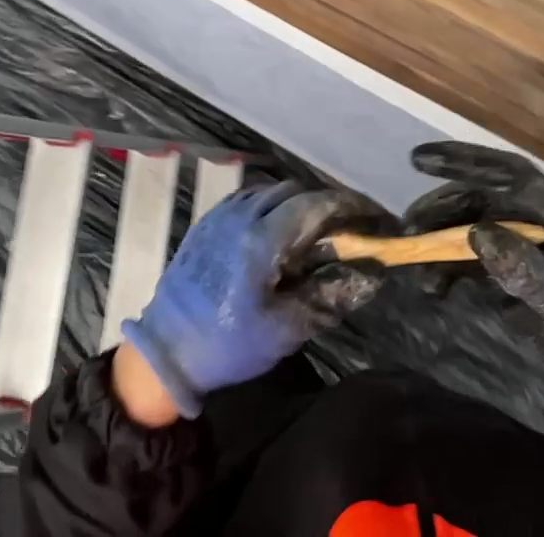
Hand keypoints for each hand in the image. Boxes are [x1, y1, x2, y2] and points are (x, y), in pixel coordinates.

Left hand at [119, 183, 385, 417]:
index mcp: (260, 239)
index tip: (377, 217)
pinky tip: (282, 232)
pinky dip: (272, 207)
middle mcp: (239, 216)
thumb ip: (331, 295)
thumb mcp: (286, 329)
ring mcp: (219, 216)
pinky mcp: (206, 223)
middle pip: (293, 192)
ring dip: (298, 203)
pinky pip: (247, 200)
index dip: (350, 206)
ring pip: (269, 192)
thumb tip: (372, 274)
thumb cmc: (229, 345)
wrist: (166, 352)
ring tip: (320, 230)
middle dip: (326, 204)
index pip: (314, 205)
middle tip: (352, 228)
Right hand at [403, 141, 543, 432]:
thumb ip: (529, 269)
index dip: (465, 160)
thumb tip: (477, 232)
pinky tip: (431, 286)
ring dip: (436, 239)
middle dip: (438, 208)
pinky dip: (443, 269)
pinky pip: (466, 259)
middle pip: (477, 198)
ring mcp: (518, 247)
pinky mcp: (507, 272)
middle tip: (407, 230)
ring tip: (412, 261)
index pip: (510, 174)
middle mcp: (533, 222)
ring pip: (466, 226)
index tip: (418, 159)